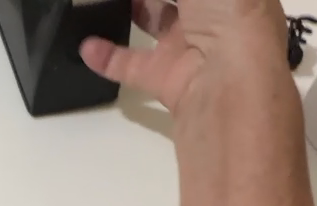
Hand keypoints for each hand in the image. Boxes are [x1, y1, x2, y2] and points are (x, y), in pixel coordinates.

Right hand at [80, 0, 291, 115]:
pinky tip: (87, 46)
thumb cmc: (230, 12)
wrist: (230, 86)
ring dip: (129, 9)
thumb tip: (142, 2)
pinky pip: (133, 65)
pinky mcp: (167, 79)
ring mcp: (191, 46)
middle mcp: (217, 10)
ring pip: (157, 21)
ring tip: (98, 1)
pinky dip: (108, 58)